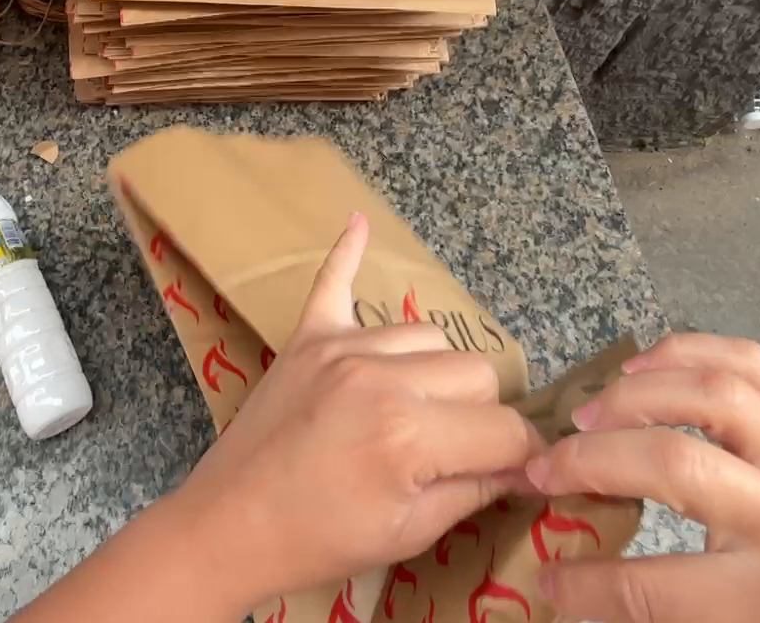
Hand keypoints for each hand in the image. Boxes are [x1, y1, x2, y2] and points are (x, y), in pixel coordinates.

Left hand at [169, 212, 543, 602]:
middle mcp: (380, 376)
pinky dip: (348, 254)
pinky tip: (360, 222)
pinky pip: (334, 281)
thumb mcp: (411, 533)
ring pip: (428, 335)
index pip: (506, 428)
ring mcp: (340, 347)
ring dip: (434, 370)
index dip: (519, 456)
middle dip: (477, 414)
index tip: (514, 471)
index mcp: (410, 434)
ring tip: (410, 407)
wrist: (234, 519)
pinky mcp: (307, 335)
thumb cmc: (321, 538)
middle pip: (474, 371)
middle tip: (448, 449)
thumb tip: (525, 462)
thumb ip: (476, 487)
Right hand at [526, 332, 759, 622]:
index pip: (659, 589)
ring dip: (632, 394)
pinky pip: (753, 365)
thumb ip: (686, 613)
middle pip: (674, 465)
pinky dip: (687, 350)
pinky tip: (646, 367)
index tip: (550, 585)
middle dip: (588, 464)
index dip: (588, 588)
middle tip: (543, 471)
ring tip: (589, 412)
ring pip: (714, 392)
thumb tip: (593, 603)